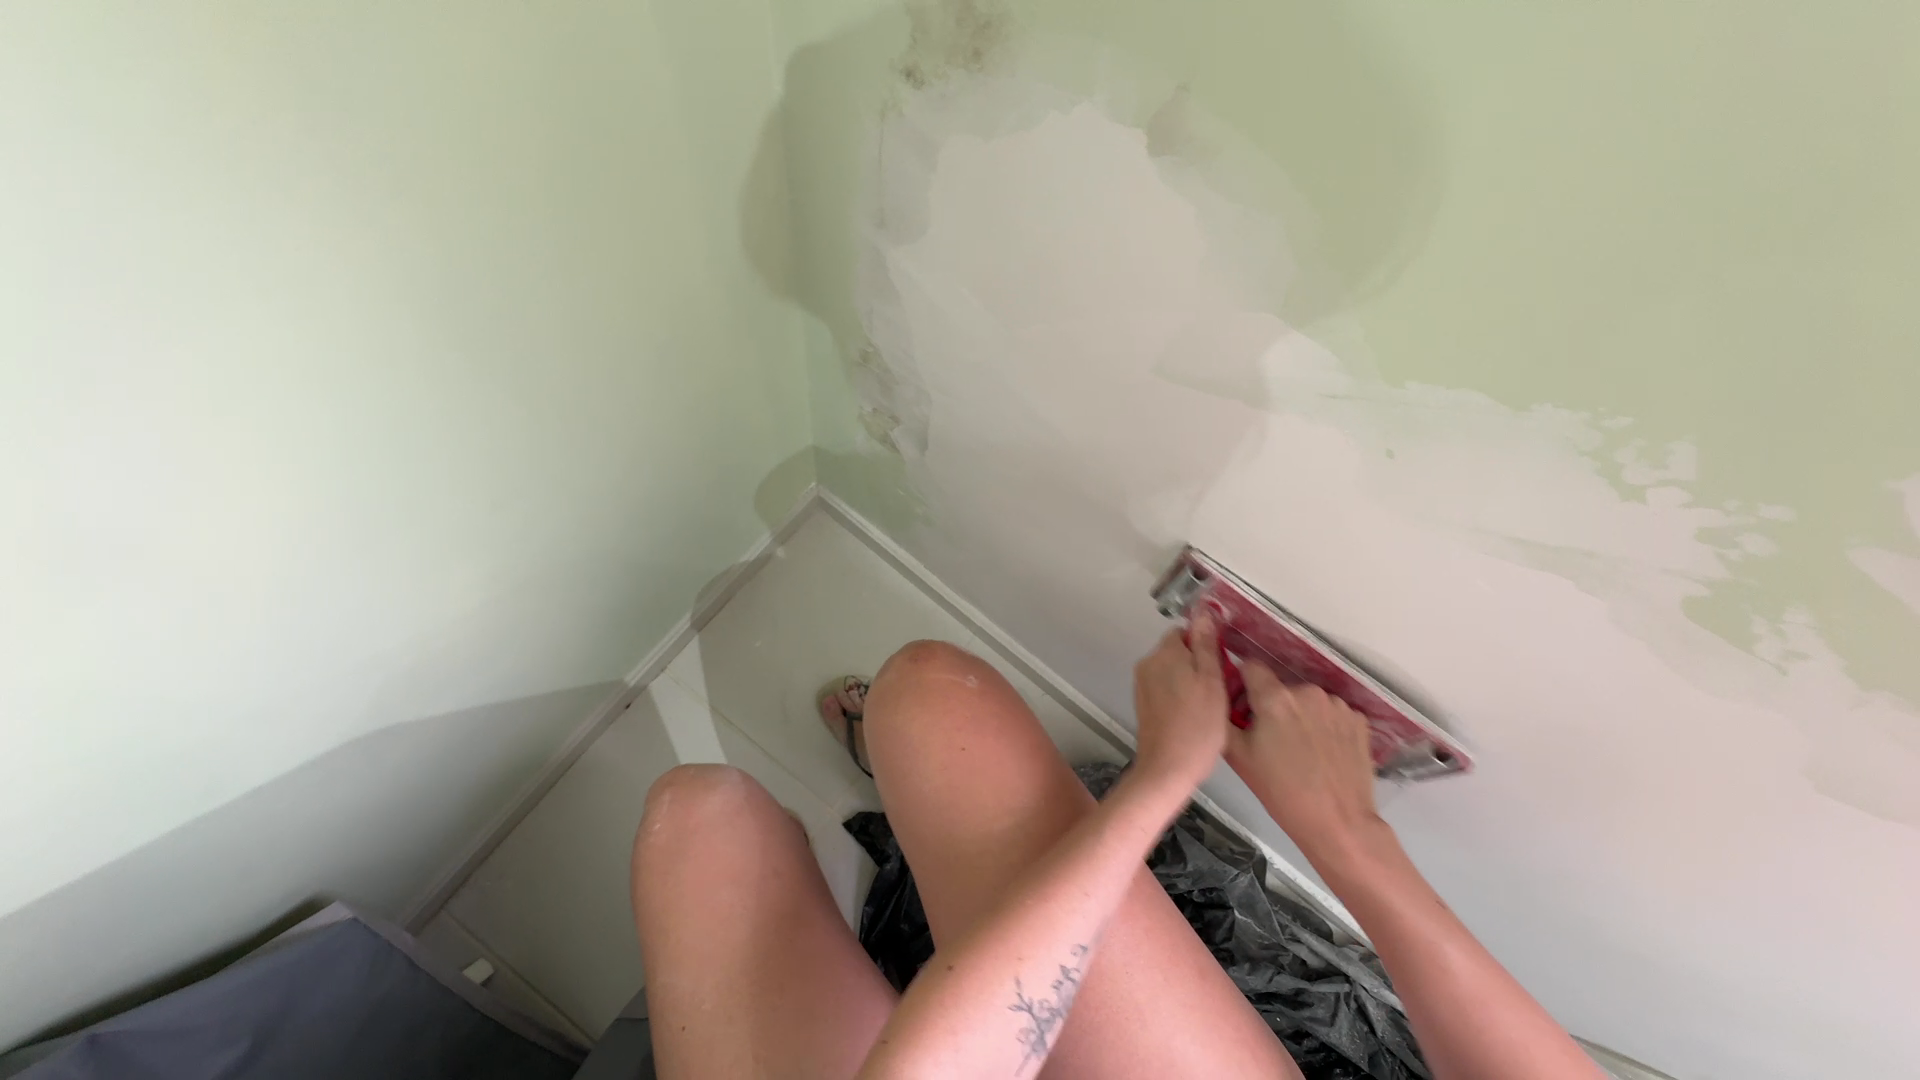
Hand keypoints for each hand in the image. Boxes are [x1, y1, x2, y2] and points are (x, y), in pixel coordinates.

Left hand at [1130, 613, 1230, 791]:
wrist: (1168, 767)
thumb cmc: (1198, 725)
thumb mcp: (1211, 681)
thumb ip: (1206, 644)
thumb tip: (1204, 611)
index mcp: (1164, 653)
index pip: (1185, 631)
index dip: (1205, 644)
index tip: (1222, 665)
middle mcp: (1147, 663)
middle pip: (1177, 650)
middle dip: (1198, 663)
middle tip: (1220, 688)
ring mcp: (1142, 684)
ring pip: (1172, 670)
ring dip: (1190, 680)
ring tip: (1209, 705)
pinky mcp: (1143, 703)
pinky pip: (1165, 688)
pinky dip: (1179, 695)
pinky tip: (1194, 715)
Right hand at [1227, 666, 1385, 864]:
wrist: (1338, 821)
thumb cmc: (1281, 790)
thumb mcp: (1237, 757)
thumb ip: (1223, 718)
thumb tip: (1218, 697)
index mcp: (1275, 698)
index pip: (1251, 667)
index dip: (1243, 682)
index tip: (1243, 703)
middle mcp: (1308, 692)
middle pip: (1281, 688)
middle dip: (1274, 706)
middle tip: (1271, 739)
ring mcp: (1337, 705)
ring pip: (1308, 701)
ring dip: (1301, 715)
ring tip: (1302, 748)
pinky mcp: (1359, 720)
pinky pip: (1333, 714)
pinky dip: (1326, 726)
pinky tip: (1325, 752)